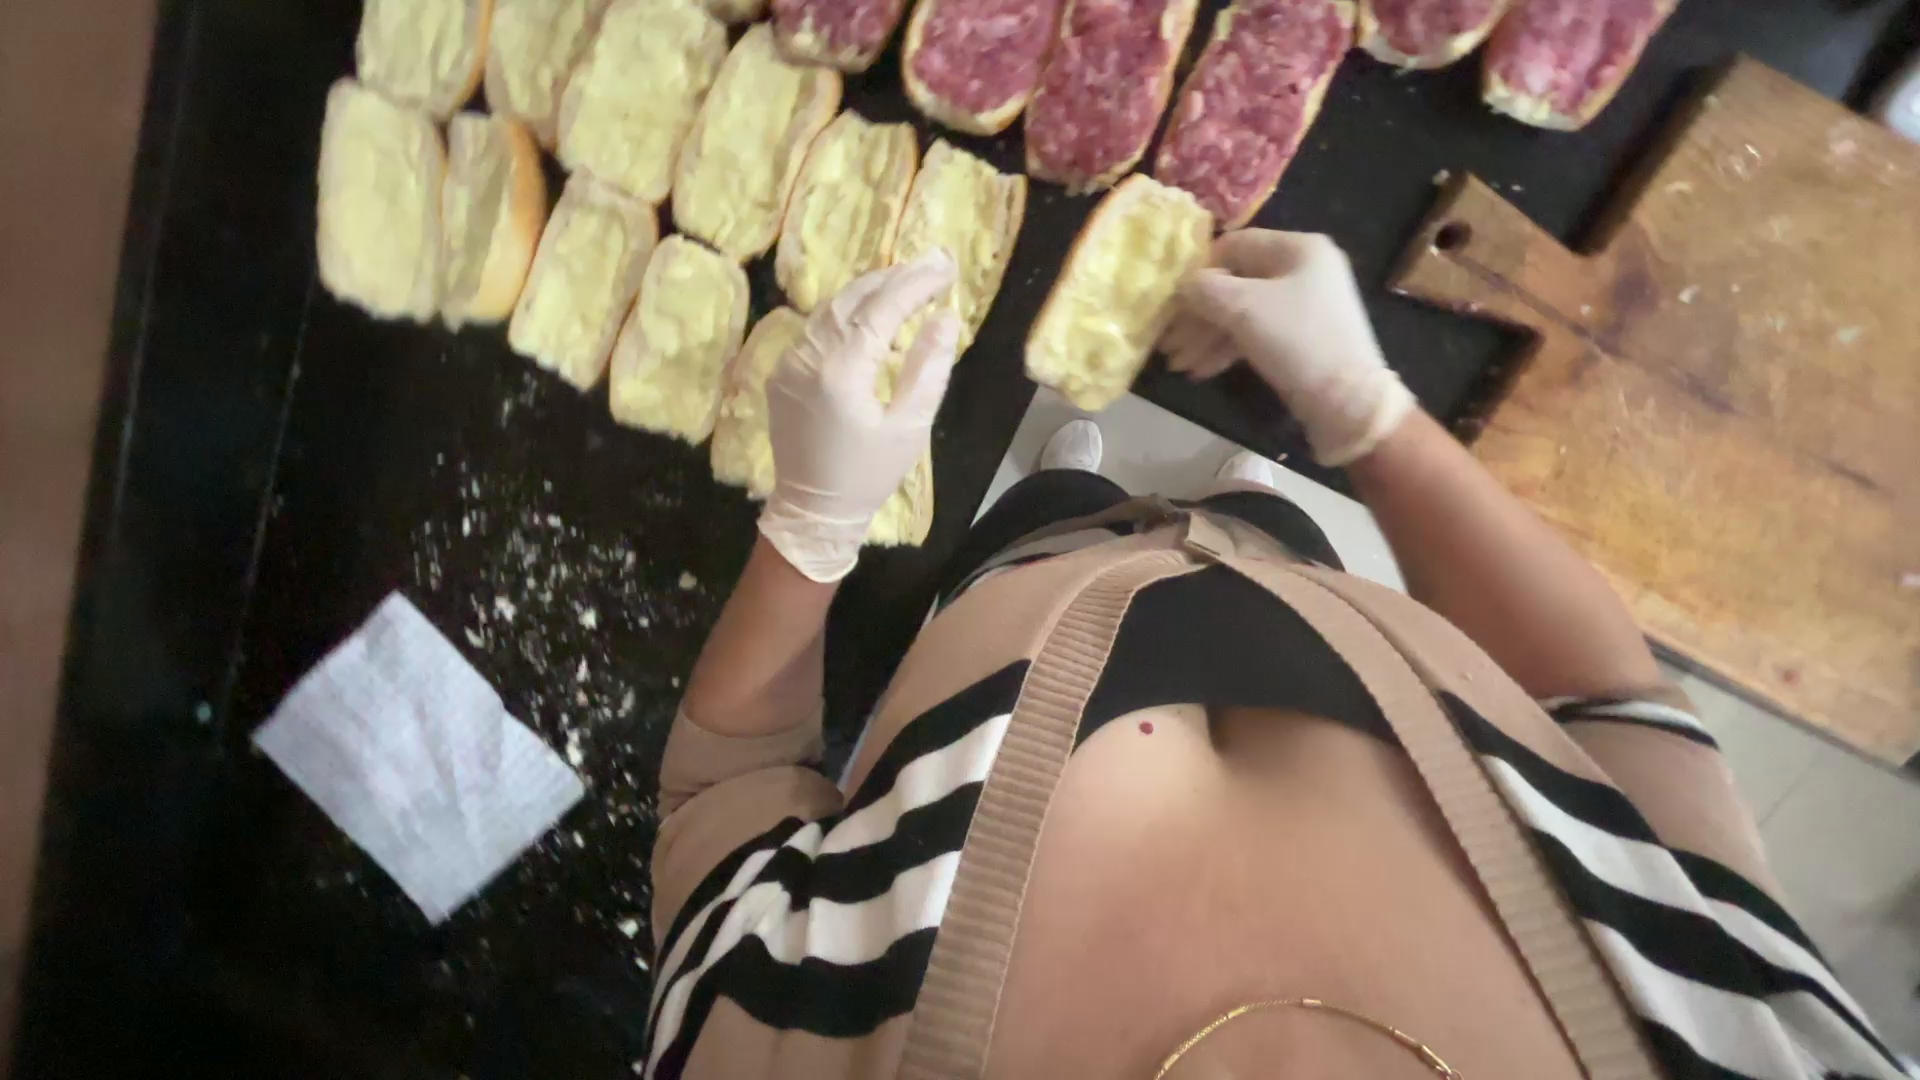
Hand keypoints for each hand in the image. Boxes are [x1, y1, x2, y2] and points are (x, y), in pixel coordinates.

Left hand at [759, 250, 960, 582]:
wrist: (812, 511)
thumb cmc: (867, 475)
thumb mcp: (910, 427)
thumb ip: (928, 368)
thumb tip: (945, 318)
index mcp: (841, 372)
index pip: (882, 309)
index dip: (916, 284)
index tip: (946, 267)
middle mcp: (807, 357)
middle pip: (853, 299)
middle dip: (894, 277)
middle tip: (932, 263)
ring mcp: (788, 363)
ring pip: (830, 310)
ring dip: (870, 291)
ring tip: (907, 280)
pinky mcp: (781, 373)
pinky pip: (816, 331)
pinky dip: (847, 315)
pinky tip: (871, 313)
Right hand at [1161, 230, 1414, 466]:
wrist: (1346, 399)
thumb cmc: (1296, 340)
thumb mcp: (1244, 308)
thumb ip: (1205, 289)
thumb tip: (1182, 285)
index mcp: (1297, 248)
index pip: (1234, 246)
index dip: (1198, 271)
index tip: (1171, 300)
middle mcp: (1301, 270)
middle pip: (1234, 284)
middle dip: (1197, 316)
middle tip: (1168, 343)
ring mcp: (1301, 306)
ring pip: (1240, 313)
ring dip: (1205, 337)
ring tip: (1177, 365)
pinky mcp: (1297, 338)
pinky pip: (1253, 335)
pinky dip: (1225, 350)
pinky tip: (1200, 370)